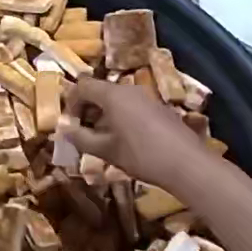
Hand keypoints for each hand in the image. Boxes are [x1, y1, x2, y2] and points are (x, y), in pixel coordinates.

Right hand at [58, 78, 213, 195]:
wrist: (187, 164)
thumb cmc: (141, 155)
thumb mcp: (105, 150)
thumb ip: (81, 138)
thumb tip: (64, 130)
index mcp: (112, 95)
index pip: (82, 86)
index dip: (70, 102)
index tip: (68, 123)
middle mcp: (129, 90)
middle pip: (100, 91)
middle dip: (87, 109)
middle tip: (81, 132)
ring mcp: (147, 97)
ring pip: (116, 99)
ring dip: (103, 115)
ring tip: (101, 139)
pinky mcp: (159, 108)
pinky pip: (131, 106)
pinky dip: (120, 117)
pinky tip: (123, 140)